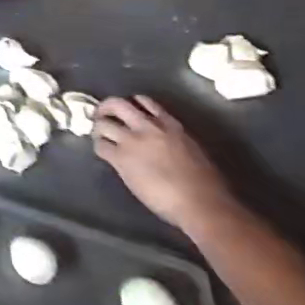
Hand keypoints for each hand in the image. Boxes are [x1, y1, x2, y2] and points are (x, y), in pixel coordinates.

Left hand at [94, 96, 239, 235]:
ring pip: (102, 124)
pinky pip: (101, 145)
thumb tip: (158, 141)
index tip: (126, 112)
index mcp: (170, 125)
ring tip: (100, 136)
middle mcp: (148, 128)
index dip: (130, 104)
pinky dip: (99, 147)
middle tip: (102, 116)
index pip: (144, 101)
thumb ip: (171, 138)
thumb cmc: (205, 184)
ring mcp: (132, 142)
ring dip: (98, 129)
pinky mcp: (121, 158)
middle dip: (105, 107)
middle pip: (116, 104)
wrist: (201, 203)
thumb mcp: (192, 149)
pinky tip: (104, 153)